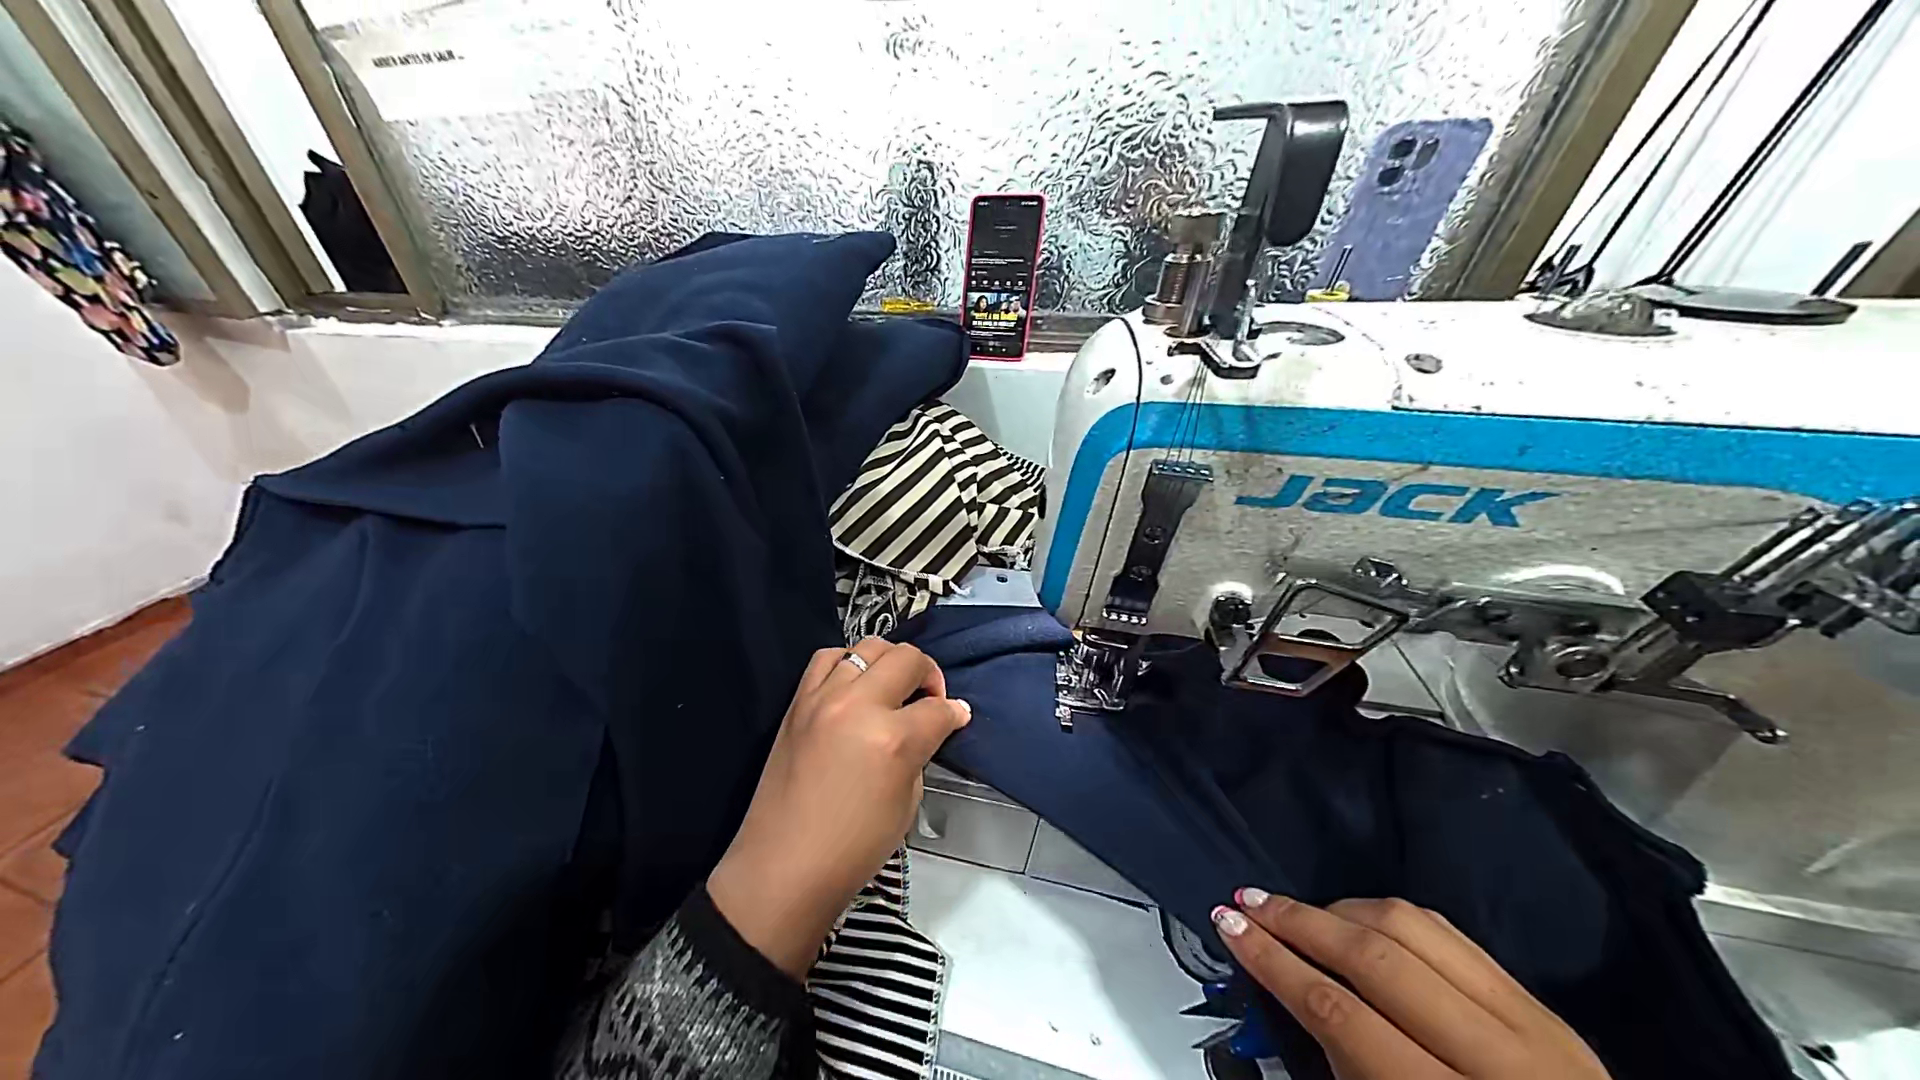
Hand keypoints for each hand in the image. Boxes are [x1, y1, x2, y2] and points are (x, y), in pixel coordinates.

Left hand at [708, 638, 969, 978]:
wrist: (784, 866)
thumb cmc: (851, 848)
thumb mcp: (906, 803)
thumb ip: (920, 753)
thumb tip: (932, 726)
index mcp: (893, 739)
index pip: (938, 709)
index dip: (955, 714)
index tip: (957, 717)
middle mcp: (858, 707)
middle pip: (908, 660)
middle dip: (929, 674)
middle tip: (930, 698)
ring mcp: (823, 699)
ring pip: (868, 648)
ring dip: (890, 662)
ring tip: (893, 686)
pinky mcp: (798, 702)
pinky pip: (827, 658)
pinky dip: (848, 662)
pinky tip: (855, 684)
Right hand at [1211, 892, 1611, 1079]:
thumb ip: (1342, 1062)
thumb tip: (1283, 983)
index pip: (1342, 1016)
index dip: (1274, 964)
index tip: (1228, 927)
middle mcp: (1501, 1061)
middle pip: (1374, 959)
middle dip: (1297, 922)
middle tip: (1246, 902)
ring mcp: (1532, 1027)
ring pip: (1412, 928)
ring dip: (1336, 908)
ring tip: (1291, 908)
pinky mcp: (1542, 1006)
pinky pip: (1447, 932)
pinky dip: (1386, 914)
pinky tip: (1352, 916)